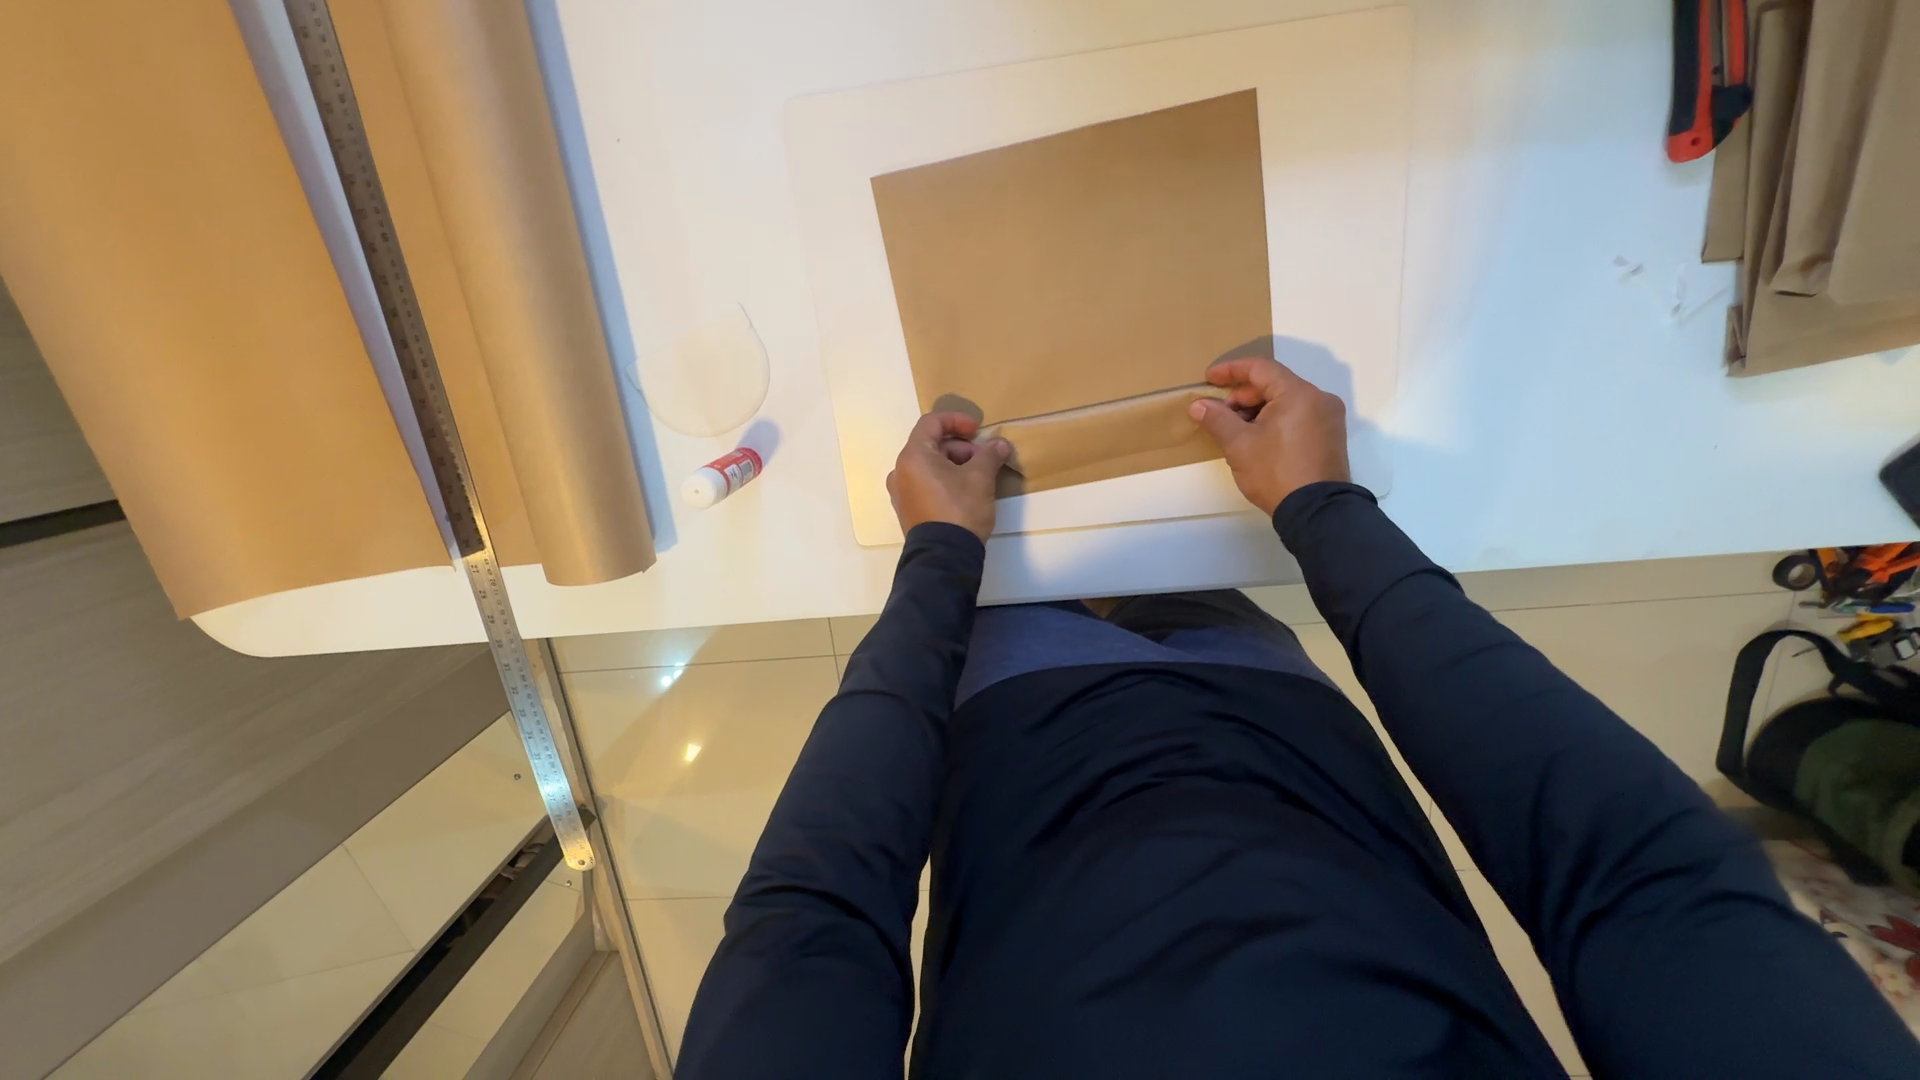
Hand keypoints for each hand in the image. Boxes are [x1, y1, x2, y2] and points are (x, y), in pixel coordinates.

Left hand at [887, 412, 1009, 540]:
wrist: (945, 557)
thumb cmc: (960, 510)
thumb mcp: (980, 478)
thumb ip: (990, 455)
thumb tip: (1000, 444)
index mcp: (913, 456)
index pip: (931, 423)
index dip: (957, 420)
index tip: (978, 431)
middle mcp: (901, 471)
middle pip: (931, 445)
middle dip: (961, 448)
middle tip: (985, 461)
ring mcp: (902, 493)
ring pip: (930, 466)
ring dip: (955, 465)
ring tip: (979, 479)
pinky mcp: (908, 511)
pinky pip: (926, 485)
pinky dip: (945, 481)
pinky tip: (966, 494)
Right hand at [1189, 356, 1350, 515]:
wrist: (1316, 511)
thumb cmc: (1275, 472)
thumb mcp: (1239, 445)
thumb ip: (1217, 419)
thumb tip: (1198, 405)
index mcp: (1298, 394)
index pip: (1260, 368)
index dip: (1230, 371)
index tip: (1208, 379)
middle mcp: (1319, 399)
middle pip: (1274, 385)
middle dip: (1242, 397)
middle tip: (1218, 415)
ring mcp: (1328, 418)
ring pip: (1285, 402)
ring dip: (1256, 410)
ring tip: (1234, 431)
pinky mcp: (1329, 437)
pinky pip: (1297, 416)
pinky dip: (1274, 421)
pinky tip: (1256, 440)